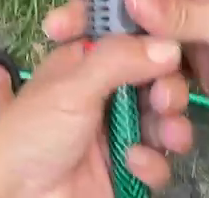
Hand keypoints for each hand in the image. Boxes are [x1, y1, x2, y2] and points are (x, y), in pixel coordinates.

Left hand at [0, 35, 194, 197]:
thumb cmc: (35, 131)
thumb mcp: (73, 87)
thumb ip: (120, 60)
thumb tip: (170, 45)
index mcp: (87, 61)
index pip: (128, 38)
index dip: (152, 38)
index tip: (174, 38)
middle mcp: (107, 92)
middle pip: (153, 78)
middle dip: (166, 85)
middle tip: (166, 98)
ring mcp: (118, 131)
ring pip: (162, 118)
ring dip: (170, 123)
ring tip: (168, 133)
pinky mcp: (126, 171)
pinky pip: (157, 160)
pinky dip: (152, 163)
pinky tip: (133, 164)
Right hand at [43, 0, 208, 126]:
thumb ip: (177, 12)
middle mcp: (181, 0)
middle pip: (130, 8)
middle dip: (97, 19)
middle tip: (58, 33)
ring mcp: (186, 37)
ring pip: (140, 44)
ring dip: (121, 58)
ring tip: (98, 74)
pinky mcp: (194, 72)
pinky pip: (158, 75)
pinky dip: (146, 85)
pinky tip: (134, 99)